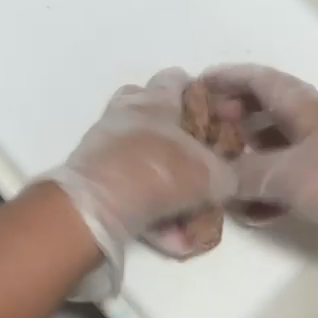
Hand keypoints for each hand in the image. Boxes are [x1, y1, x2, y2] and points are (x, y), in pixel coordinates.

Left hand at [39, 69, 236, 291]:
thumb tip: (226, 177)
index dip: (196, 94)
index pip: (176, 79)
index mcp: (155, 100)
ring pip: (137, 152)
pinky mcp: (91, 172)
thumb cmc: (161, 173)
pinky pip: (127, 186)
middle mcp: (126, 112)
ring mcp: (103, 140)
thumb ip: (225, 171)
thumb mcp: (211, 174)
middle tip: (196, 162)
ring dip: (162, 178)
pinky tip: (168, 238)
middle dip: (173, 134)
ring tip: (187, 213)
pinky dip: (148, 209)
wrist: (99, 202)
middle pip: (150, 111)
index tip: (214, 116)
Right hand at [202, 64, 317, 259]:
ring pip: (279, 142)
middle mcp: (317, 122)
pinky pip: (294, 174)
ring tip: (222, 167)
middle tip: (204, 129)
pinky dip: (270, 184)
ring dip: (250, 150)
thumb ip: (242, 174)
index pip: (258, 79)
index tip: (196, 84)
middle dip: (233, 114)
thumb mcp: (286, 176)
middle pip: (267, 107)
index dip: (226, 77)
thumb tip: (210, 177)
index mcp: (305, 107)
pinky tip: (255, 208)